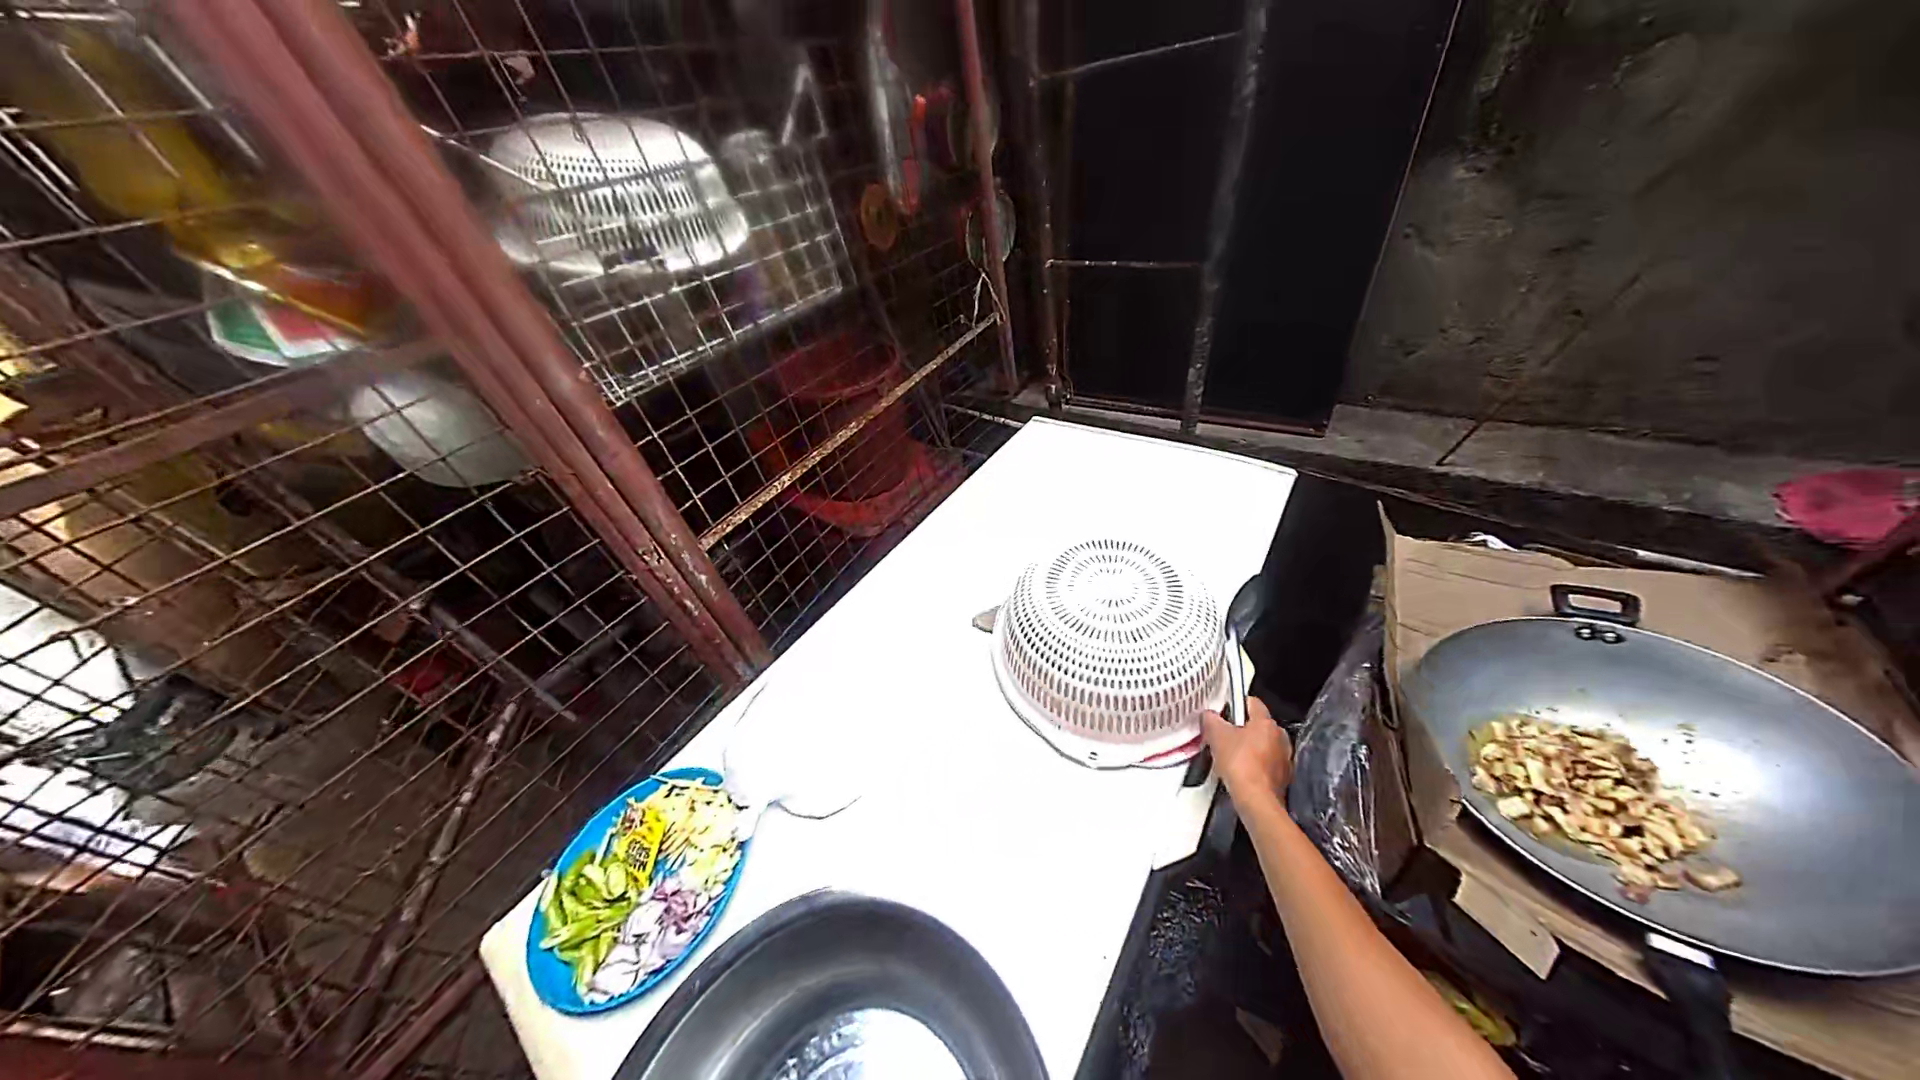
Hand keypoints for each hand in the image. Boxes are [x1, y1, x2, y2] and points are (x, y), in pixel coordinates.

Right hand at [1203, 695, 1292, 803]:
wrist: (1256, 800)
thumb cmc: (1240, 764)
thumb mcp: (1217, 736)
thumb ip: (1211, 720)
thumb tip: (1209, 715)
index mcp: (1266, 722)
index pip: (1251, 702)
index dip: (1234, 704)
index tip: (1223, 712)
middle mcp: (1280, 737)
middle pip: (1257, 724)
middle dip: (1240, 729)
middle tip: (1223, 736)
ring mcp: (1284, 758)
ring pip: (1262, 745)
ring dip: (1249, 748)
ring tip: (1230, 757)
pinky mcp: (1284, 777)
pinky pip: (1267, 763)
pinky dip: (1255, 765)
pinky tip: (1241, 772)